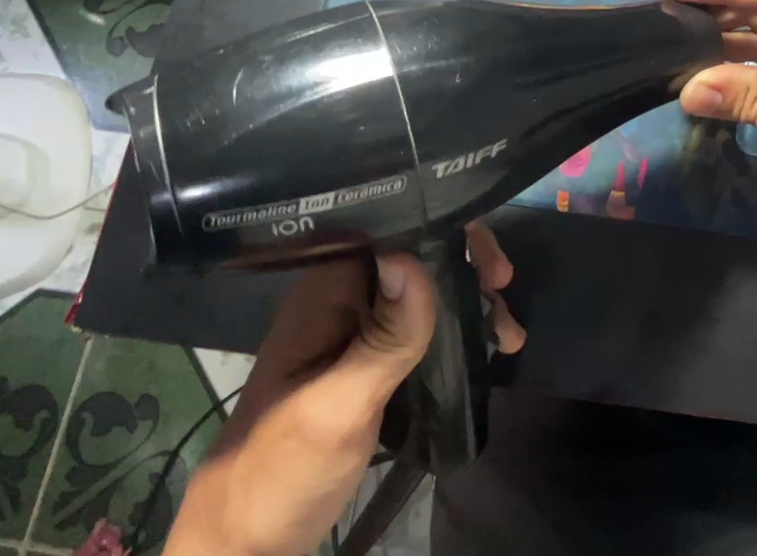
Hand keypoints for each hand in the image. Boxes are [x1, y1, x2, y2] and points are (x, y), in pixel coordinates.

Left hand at [164, 223, 523, 555]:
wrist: (248, 539)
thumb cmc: (284, 468)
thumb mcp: (338, 406)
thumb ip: (381, 337)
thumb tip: (410, 259)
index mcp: (325, 291)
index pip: (391, 231)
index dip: (445, 231)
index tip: (488, 264)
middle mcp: (343, 299)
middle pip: (415, 255)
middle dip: (467, 266)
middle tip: (504, 292)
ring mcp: (357, 331)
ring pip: (425, 292)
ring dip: (470, 302)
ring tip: (508, 334)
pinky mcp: (371, 363)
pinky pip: (422, 329)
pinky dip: (459, 332)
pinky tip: (488, 350)